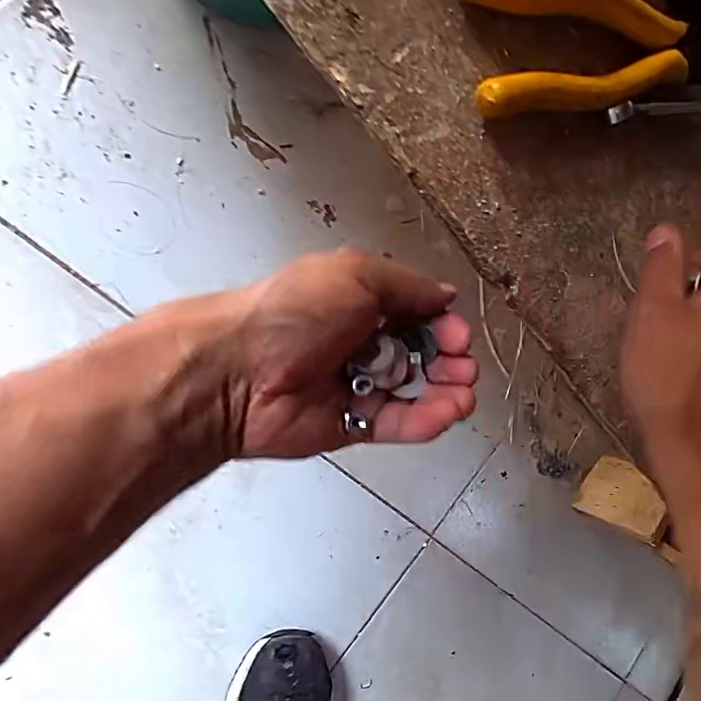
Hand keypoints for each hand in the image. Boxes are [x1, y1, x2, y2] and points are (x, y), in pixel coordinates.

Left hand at [138, 249, 479, 459]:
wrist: (237, 372)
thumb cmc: (289, 314)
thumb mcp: (355, 274)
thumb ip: (409, 286)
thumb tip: (445, 295)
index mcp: (360, 303)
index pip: (419, 315)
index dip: (443, 325)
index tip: (456, 333)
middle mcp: (362, 344)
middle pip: (424, 355)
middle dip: (451, 360)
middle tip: (461, 365)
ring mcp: (359, 387)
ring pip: (418, 392)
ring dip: (449, 391)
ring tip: (463, 391)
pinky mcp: (355, 426)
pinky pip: (401, 424)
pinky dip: (429, 419)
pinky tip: (449, 410)